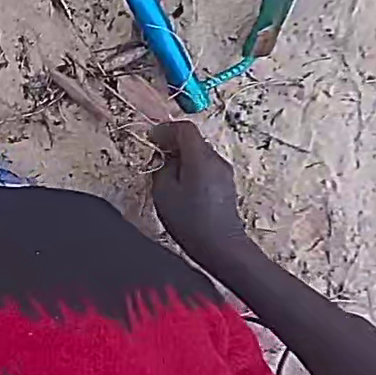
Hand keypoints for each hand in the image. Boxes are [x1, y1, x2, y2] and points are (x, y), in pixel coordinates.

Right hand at [149, 120, 248, 260]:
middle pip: (193, 140)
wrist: (220, 245)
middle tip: (155, 154)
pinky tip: (181, 185)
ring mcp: (223, 172)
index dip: (165, 129)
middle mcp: (215, 160)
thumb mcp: (164, 191)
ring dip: (182, 155)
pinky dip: (191, 167)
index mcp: (200, 158)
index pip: (185, 129)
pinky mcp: (225, 184)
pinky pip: (205, 166)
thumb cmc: (189, 220)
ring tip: (165, 171)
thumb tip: (165, 158)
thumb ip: (162, 168)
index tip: (150, 138)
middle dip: (172, 142)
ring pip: (199, 153)